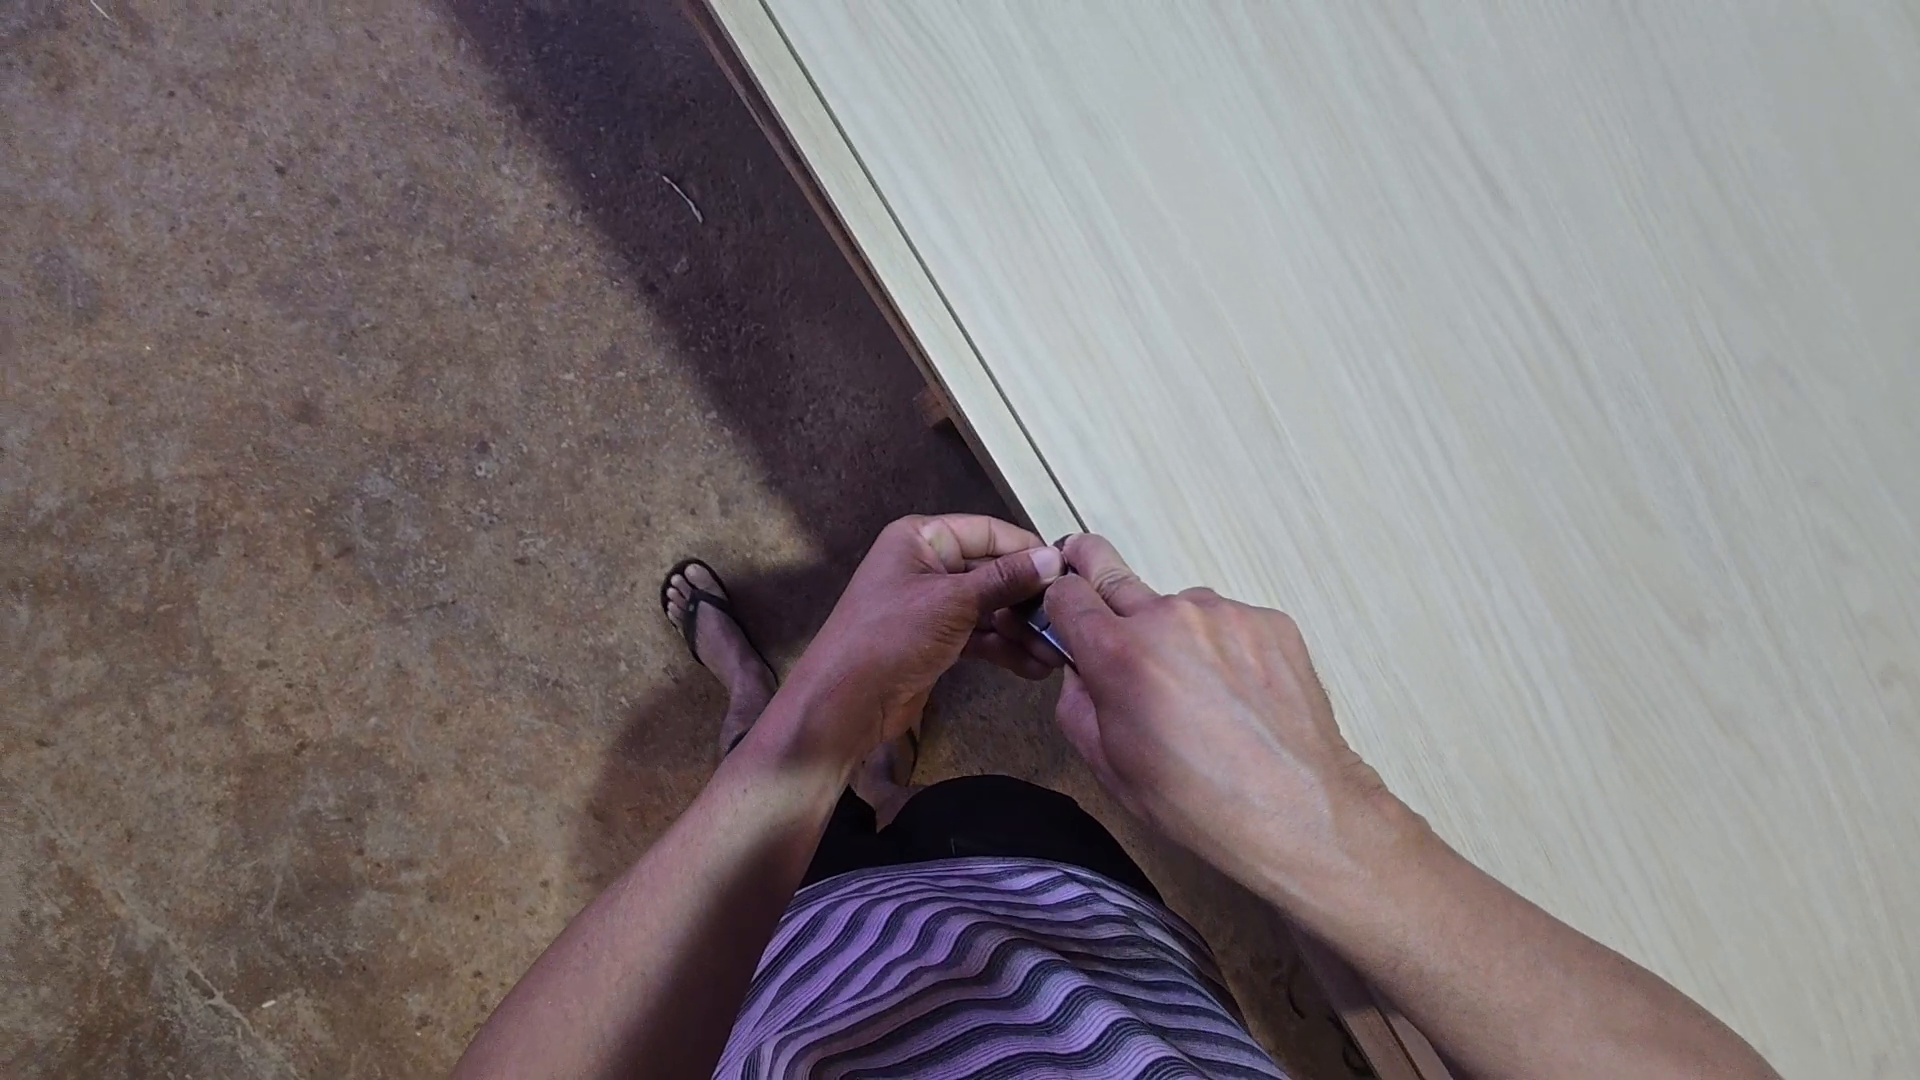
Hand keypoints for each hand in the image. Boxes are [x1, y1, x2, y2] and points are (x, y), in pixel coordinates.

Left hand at [786, 514, 1065, 761]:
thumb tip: (1054, 558)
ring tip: (1058, 651)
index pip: (987, 532)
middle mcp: (928, 565)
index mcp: (921, 539)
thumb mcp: (951, 603)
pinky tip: (1036, 665)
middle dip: (1028, 597)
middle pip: (992, 571)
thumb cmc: (891, 636)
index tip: (1067, 571)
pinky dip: (1005, 649)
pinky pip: (981, 635)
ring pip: (990, 607)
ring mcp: (934, 605)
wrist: (844, 704)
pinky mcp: (938, 640)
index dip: (1026, 550)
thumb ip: (1004, 580)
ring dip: (1022, 629)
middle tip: (1068, 617)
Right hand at [1043, 533, 1401, 890]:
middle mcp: (1167, 617)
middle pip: (1108, 568)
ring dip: (1169, 630)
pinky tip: (1234, 691)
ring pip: (1173, 604)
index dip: (1059, 604)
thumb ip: (1076, 702)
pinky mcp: (1267, 620)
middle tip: (1098, 599)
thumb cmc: (1197, 799)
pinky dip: (1219, 644)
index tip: (1067, 614)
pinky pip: (1224, 619)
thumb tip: (1080, 670)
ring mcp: (1222, 613)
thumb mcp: (1106, 764)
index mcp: (1118, 653)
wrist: (1297, 813)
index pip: (1066, 592)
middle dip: (1092, 577)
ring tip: (1196, 688)